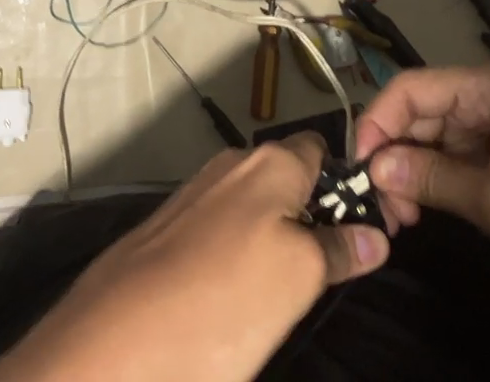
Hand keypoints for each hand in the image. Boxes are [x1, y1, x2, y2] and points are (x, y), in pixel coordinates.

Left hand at [0, 133, 389, 381]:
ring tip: (283, 296)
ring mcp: (192, 198)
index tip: (365, 230)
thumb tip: (373, 236)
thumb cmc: (226, 297)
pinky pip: (220, 234)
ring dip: (274, 242)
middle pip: (287, 182)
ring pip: (253, 212)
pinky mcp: (165, 232)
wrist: (116, 339)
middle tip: (328, 272)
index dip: (346, 185)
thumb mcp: (300, 277)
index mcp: (268, 162)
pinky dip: (236, 258)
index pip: (320, 150)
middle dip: (311, 218)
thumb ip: (338, 249)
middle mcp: (228, 166)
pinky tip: (234, 299)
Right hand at [354, 60, 489, 328]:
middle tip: (377, 206)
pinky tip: (412, 214)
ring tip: (396, 218)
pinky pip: (444, 161)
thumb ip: (431, 178)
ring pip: (425, 139)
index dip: (380, 120)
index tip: (358, 167)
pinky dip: (423, 184)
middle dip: (392, 153)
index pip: (415, 86)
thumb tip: (373, 167)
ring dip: (404, 174)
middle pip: (418, 111)